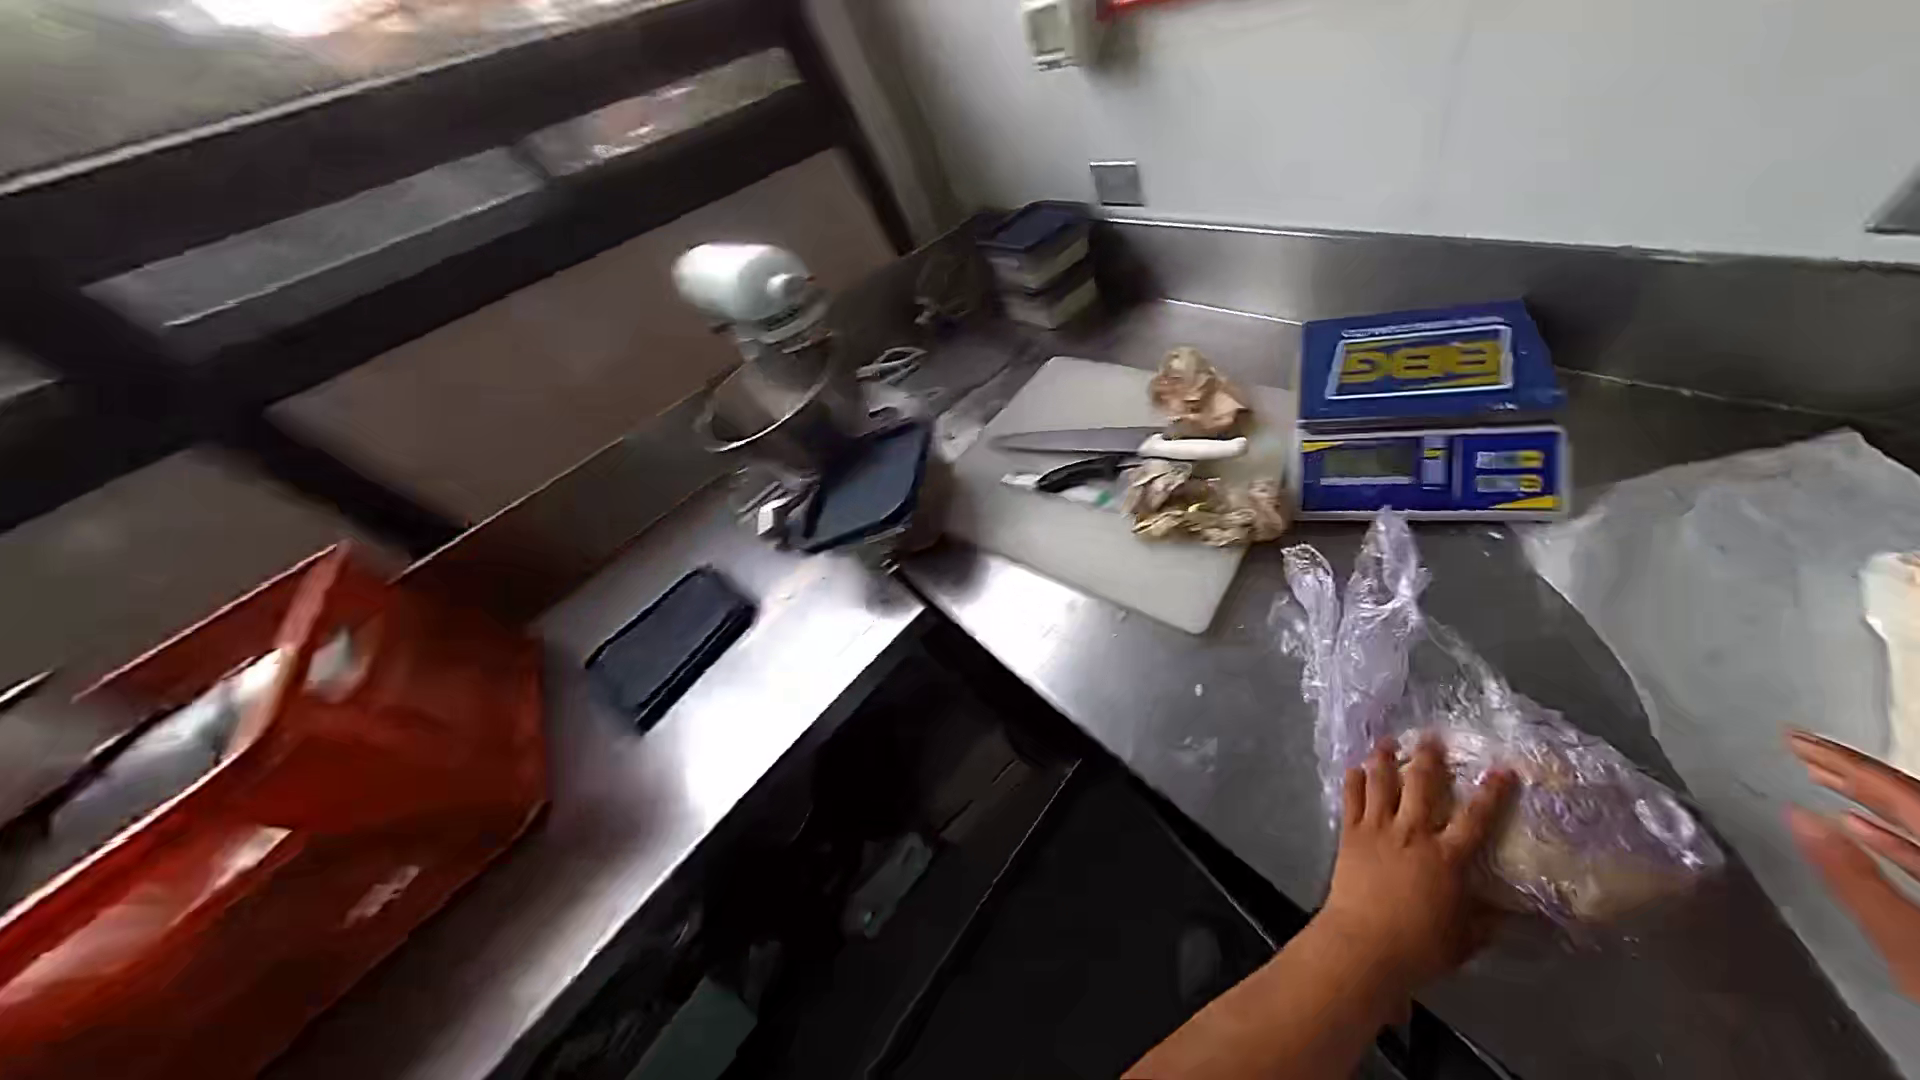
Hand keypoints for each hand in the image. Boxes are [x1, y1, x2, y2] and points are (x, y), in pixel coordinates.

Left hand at [1317, 736, 1515, 992]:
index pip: (1476, 819)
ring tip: (1386, 740)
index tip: (1503, 769)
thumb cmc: (1421, 943)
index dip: (1492, 793)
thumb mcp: (1467, 936)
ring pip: (1382, 784)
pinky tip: (1354, 766)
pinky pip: (1351, 800)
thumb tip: (1518, 913)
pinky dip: (1354, 781)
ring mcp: (1377, 829)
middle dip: (1428, 759)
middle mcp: (1412, 834)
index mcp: (1447, 857)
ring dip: (1385, 760)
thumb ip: (1490, 919)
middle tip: (1430, 734)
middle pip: (1422, 787)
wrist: (1365, 941)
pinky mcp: (1350, 833)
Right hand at [1787, 730, 1919, 998]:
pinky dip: (1890, 833)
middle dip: (1854, 775)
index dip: (1847, 764)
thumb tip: (1796, 814)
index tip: (1794, 738)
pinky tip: (1856, 825)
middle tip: (1799, 748)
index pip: (1903, 797)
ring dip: (1868, 799)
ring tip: (1818, 776)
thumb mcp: (1902, 935)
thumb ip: (1851, 875)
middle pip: (1916, 804)